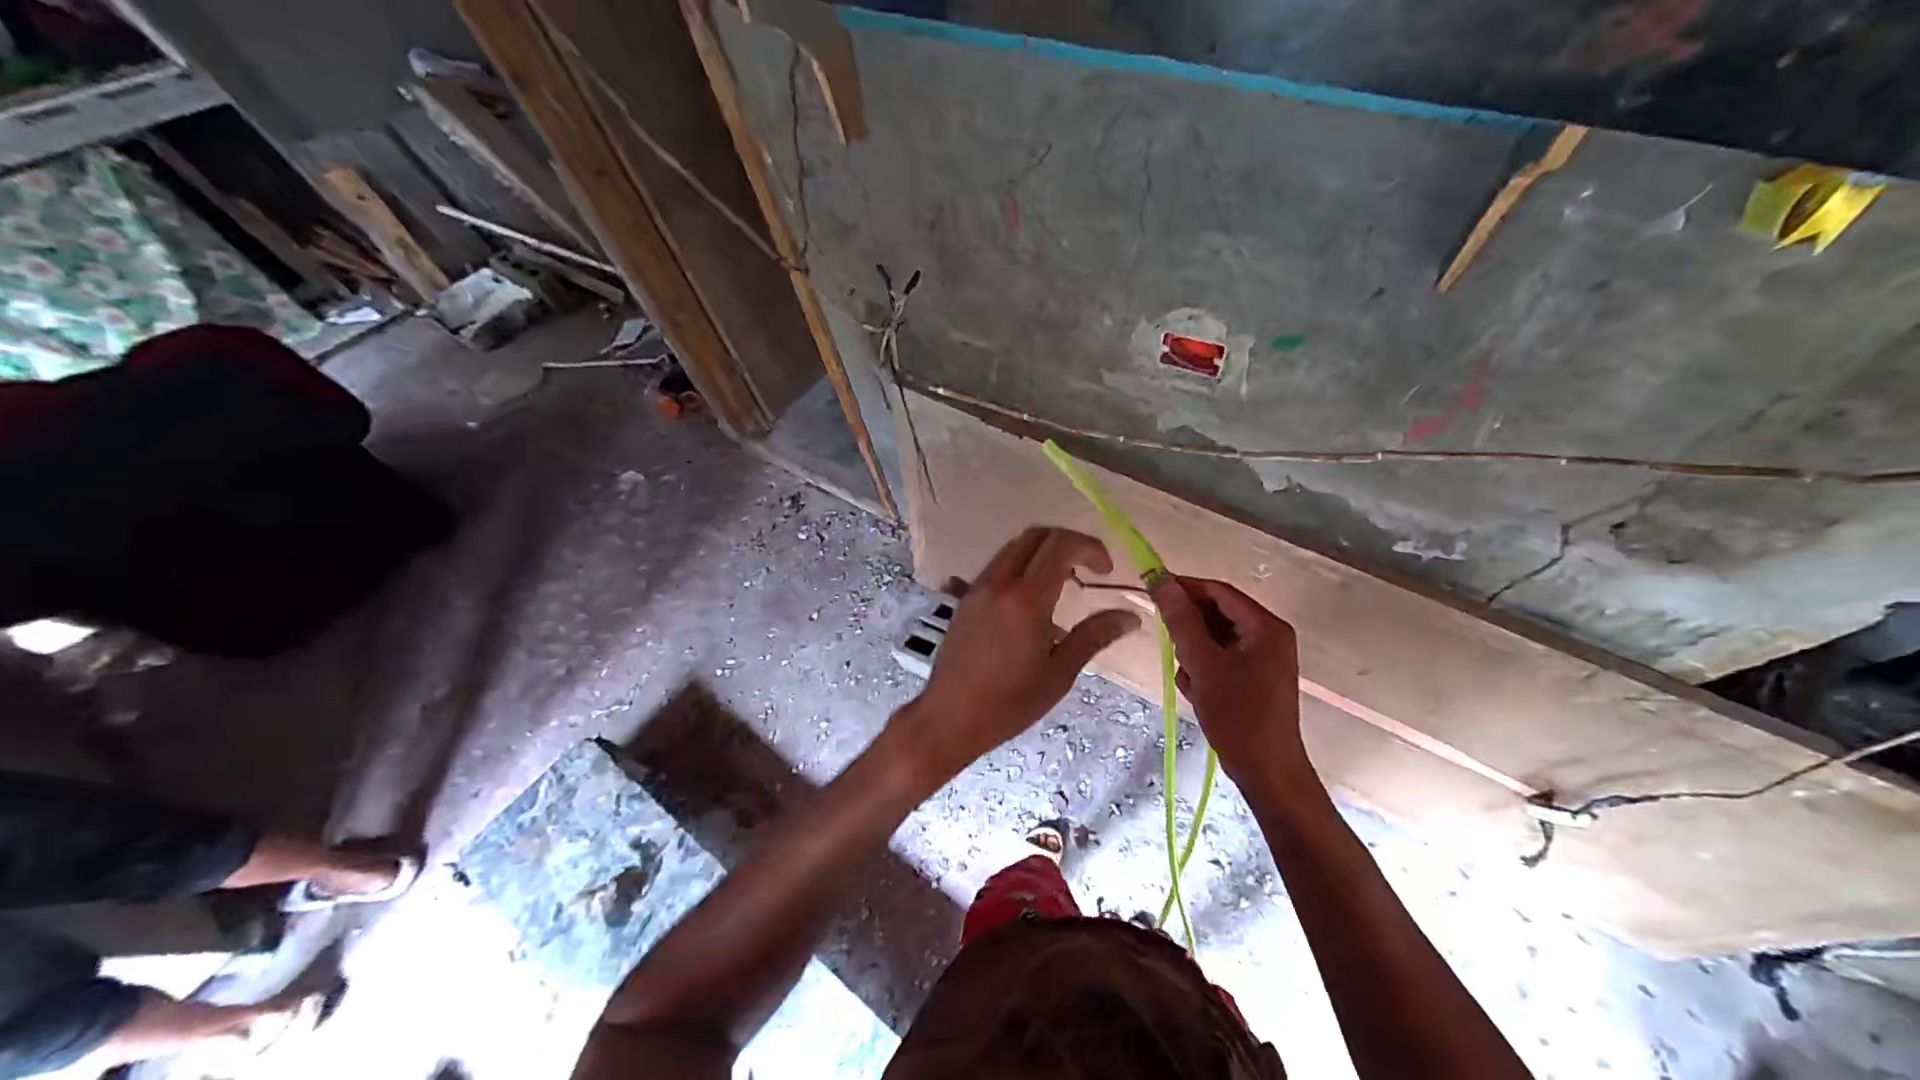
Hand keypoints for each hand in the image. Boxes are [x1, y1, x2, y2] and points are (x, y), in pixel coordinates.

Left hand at [897, 527, 1140, 783]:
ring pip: (1015, 547)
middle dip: (1068, 543)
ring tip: (1064, 586)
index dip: (1091, 547)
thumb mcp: (1059, 673)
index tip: (1105, 571)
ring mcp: (978, 588)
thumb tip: (1130, 617)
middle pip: (1037, 535)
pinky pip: (998, 566)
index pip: (1061, 544)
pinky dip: (1022, 567)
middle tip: (1088, 570)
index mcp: (1026, 598)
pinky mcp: (965, 599)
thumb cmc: (1009, 703)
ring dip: (1043, 553)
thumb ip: (1094, 636)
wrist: (949, 718)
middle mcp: (999, 583)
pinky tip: (1033, 604)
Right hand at [1149, 575, 1307, 783]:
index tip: (1152, 589)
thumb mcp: (1203, 664)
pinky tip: (1197, 691)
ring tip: (1188, 677)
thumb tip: (1162, 582)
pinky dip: (1203, 669)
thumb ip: (1182, 621)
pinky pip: (1221, 659)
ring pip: (1215, 638)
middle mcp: (1268, 637)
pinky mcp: (1254, 679)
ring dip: (1194, 652)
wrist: (1266, 769)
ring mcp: (1262, 659)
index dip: (1185, 587)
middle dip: (1190, 628)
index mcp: (1265, 627)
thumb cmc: (1238, 714)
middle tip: (1167, 639)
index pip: (1219, 591)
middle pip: (1218, 614)